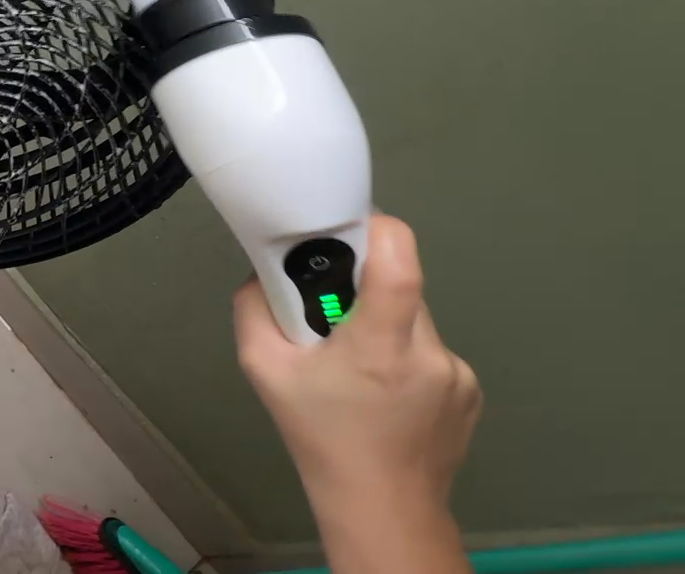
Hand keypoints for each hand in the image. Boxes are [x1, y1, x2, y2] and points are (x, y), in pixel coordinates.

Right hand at [234, 214, 480, 527]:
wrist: (380, 504)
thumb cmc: (314, 430)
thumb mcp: (259, 365)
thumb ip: (254, 306)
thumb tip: (266, 273)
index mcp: (379, 346)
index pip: (398, 268)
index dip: (377, 230)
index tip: (345, 220)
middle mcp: (431, 353)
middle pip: (398, 285)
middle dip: (358, 283)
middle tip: (322, 306)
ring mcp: (458, 373)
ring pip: (411, 315)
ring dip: (378, 318)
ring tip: (349, 357)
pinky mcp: (471, 389)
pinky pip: (426, 345)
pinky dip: (399, 348)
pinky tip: (378, 384)